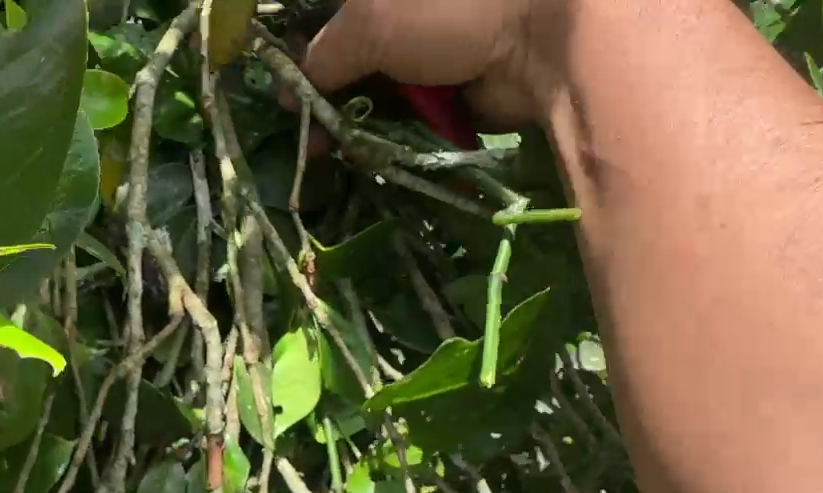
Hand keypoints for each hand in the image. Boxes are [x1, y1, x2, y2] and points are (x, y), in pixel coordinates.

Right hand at [299, 0, 567, 126]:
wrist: (543, 40)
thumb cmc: (454, 4)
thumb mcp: (370, 21)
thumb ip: (322, 55)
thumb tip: (285, 92)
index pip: (325, 12)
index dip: (299, 43)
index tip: (279, 79)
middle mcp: (403, 9)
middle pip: (343, 52)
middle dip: (318, 91)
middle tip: (300, 126)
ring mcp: (425, 47)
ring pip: (366, 87)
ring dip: (342, 119)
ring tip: (322, 147)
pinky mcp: (442, 85)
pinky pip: (394, 111)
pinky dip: (374, 130)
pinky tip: (354, 148)